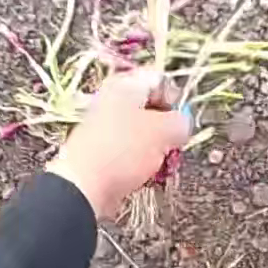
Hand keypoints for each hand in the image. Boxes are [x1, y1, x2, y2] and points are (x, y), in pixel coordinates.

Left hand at [46, 69, 191, 220]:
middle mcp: (114, 102)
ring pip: (143, 134)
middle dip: (167, 129)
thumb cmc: (123, 151)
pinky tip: (145, 175)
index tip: (181, 122)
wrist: (84, 186)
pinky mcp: (104, 153)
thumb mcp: (162, 131)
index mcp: (125, 86)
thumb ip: (180, 123)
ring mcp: (107, 128)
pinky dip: (142, 162)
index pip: (160, 80)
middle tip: (172, 145)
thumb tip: (183, 124)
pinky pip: (131, 153)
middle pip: (152, 109)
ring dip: (157, 149)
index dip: (176, 100)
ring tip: (160, 164)